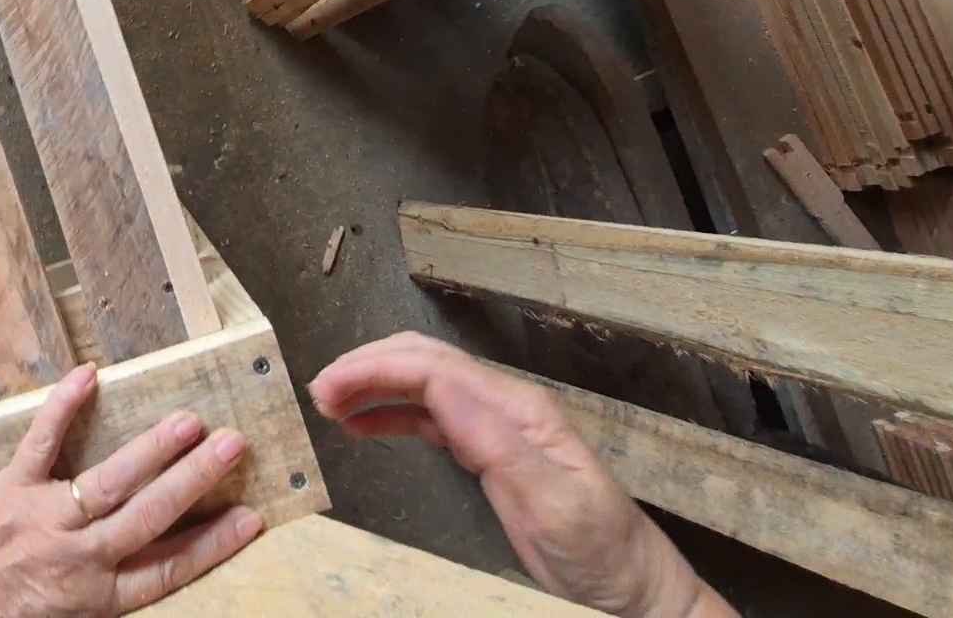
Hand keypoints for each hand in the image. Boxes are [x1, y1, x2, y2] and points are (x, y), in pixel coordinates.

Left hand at [0, 363, 263, 617]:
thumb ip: (103, 594)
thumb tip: (148, 558)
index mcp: (95, 600)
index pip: (169, 570)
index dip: (213, 544)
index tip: (251, 518)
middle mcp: (79, 559)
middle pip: (151, 517)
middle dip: (196, 482)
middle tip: (232, 446)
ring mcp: (45, 520)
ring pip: (110, 480)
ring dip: (152, 450)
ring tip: (189, 420)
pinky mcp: (9, 490)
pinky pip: (41, 442)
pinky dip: (64, 407)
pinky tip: (88, 376)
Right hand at [308, 334, 735, 617]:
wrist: (633, 592)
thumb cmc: (600, 552)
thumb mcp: (553, 503)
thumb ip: (495, 441)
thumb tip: (438, 384)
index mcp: (514, 406)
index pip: (430, 366)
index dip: (375, 368)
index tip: (329, 387)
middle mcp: (497, 402)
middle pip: (419, 360)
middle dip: (365, 366)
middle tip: (318, 391)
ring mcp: (488, 421)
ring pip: (416, 381)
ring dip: (370, 385)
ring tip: (328, 404)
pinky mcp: (480, 446)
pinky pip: (422, 415)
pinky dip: (385, 413)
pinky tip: (359, 425)